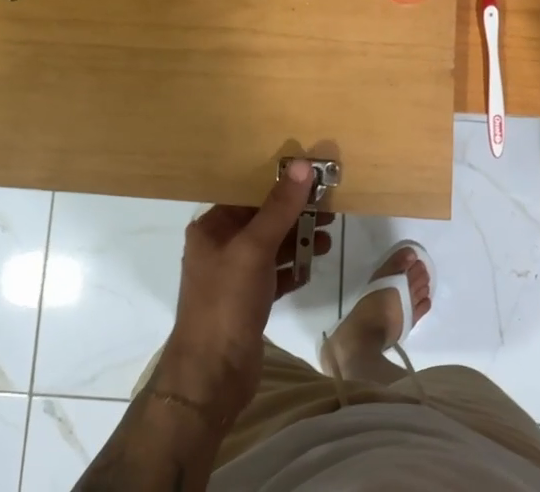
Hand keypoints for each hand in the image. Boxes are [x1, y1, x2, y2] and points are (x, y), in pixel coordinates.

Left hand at [154, 160, 333, 421]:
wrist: (213, 373)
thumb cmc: (227, 301)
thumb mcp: (255, 248)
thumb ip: (279, 207)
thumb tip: (303, 165)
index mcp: (211, 228)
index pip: (247, 195)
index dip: (279, 185)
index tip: (313, 179)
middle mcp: (219, 248)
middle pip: (262, 220)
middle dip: (294, 215)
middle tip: (328, 211)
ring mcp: (233, 277)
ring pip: (271, 249)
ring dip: (298, 243)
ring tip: (328, 239)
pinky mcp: (248, 303)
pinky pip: (274, 276)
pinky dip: (293, 271)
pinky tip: (312, 271)